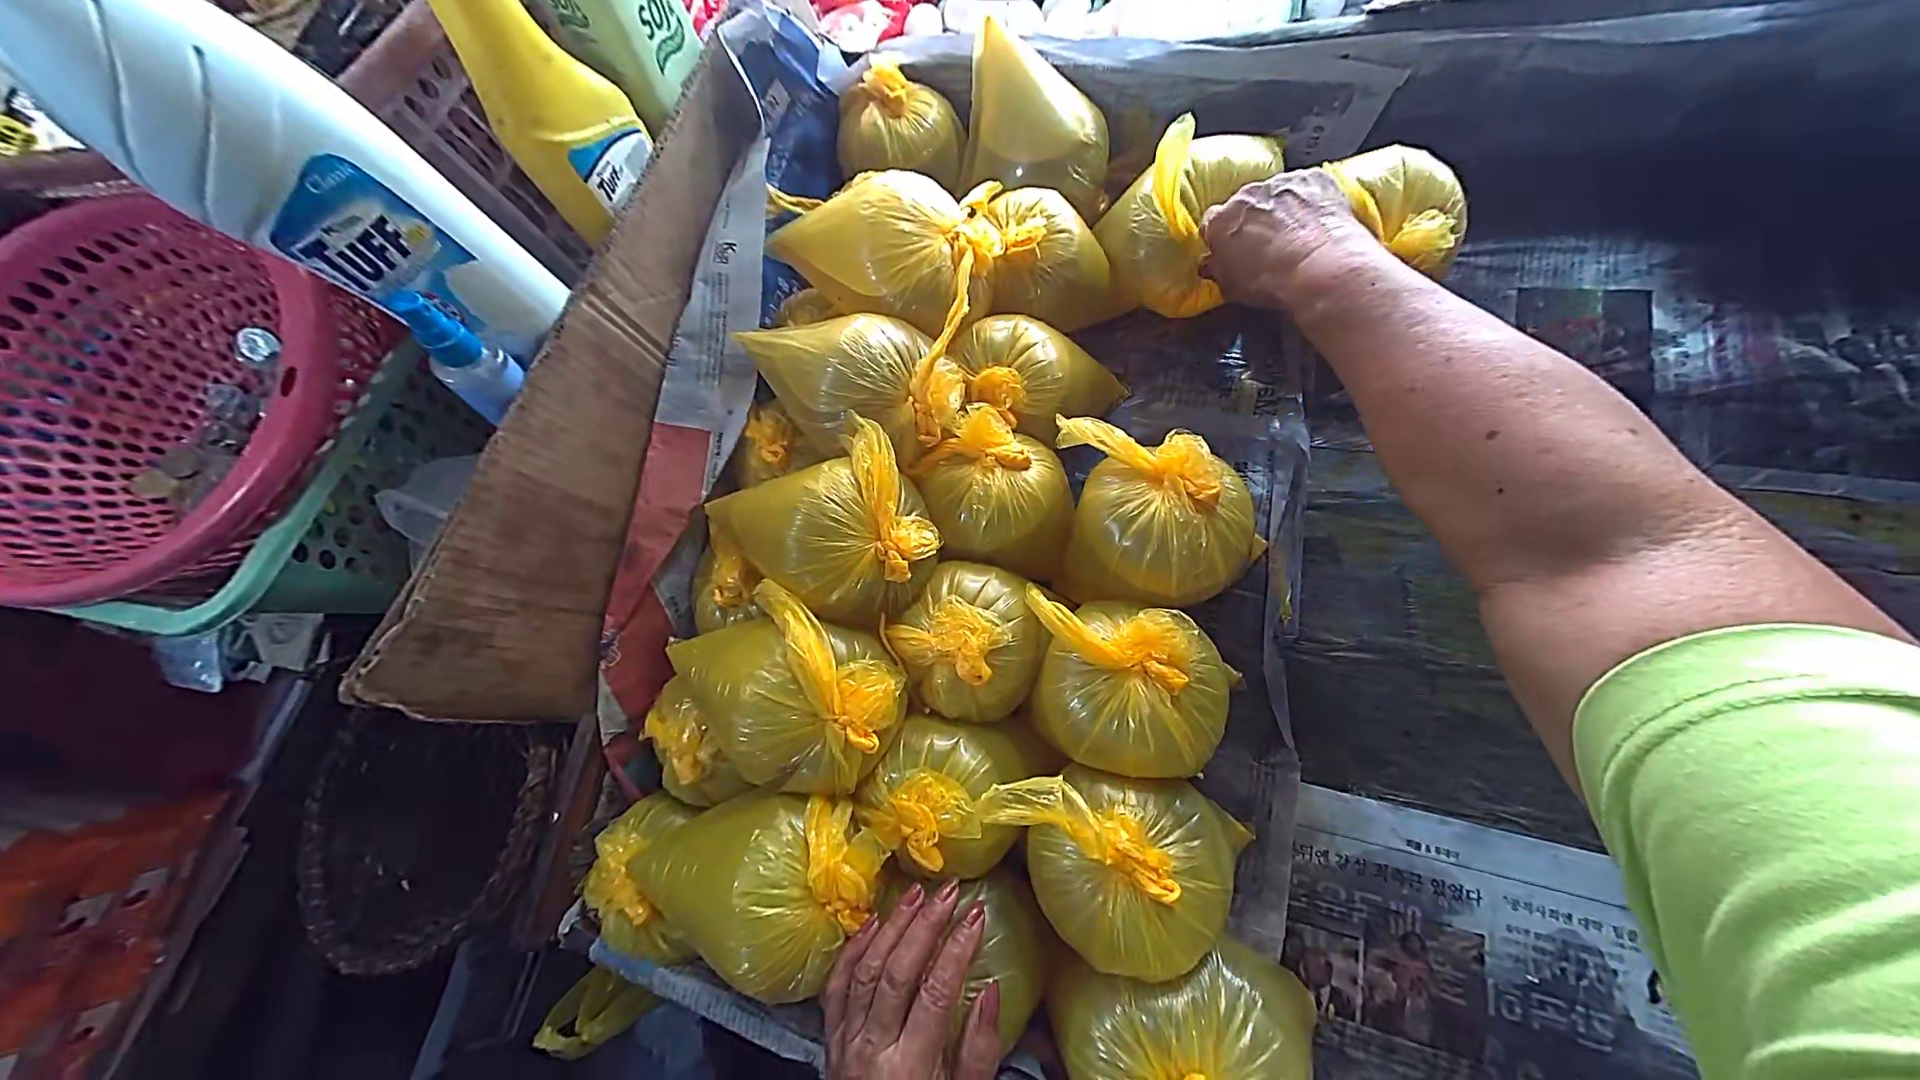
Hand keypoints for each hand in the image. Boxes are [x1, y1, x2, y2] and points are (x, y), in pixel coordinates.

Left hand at [824, 880, 1000, 1079]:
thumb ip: (978, 1053)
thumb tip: (991, 992)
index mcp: (909, 1070)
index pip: (935, 994)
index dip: (957, 950)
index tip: (976, 915)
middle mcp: (871, 1051)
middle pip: (897, 973)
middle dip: (926, 926)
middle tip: (948, 893)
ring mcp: (845, 1042)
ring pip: (865, 970)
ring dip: (891, 927)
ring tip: (915, 895)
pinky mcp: (830, 1039)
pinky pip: (836, 986)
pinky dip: (853, 950)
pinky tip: (871, 923)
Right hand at [1200, 168, 1374, 310]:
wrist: (1318, 268)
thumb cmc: (1271, 281)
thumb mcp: (1231, 287)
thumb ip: (1218, 268)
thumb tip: (1213, 263)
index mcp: (1220, 222)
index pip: (1210, 222)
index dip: (1219, 236)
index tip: (1228, 248)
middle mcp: (1246, 195)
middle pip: (1242, 203)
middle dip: (1250, 220)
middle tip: (1263, 244)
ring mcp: (1281, 183)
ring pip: (1274, 193)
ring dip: (1279, 209)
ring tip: (1293, 235)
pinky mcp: (1313, 178)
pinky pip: (1305, 186)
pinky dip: (1307, 200)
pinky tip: (1314, 221)